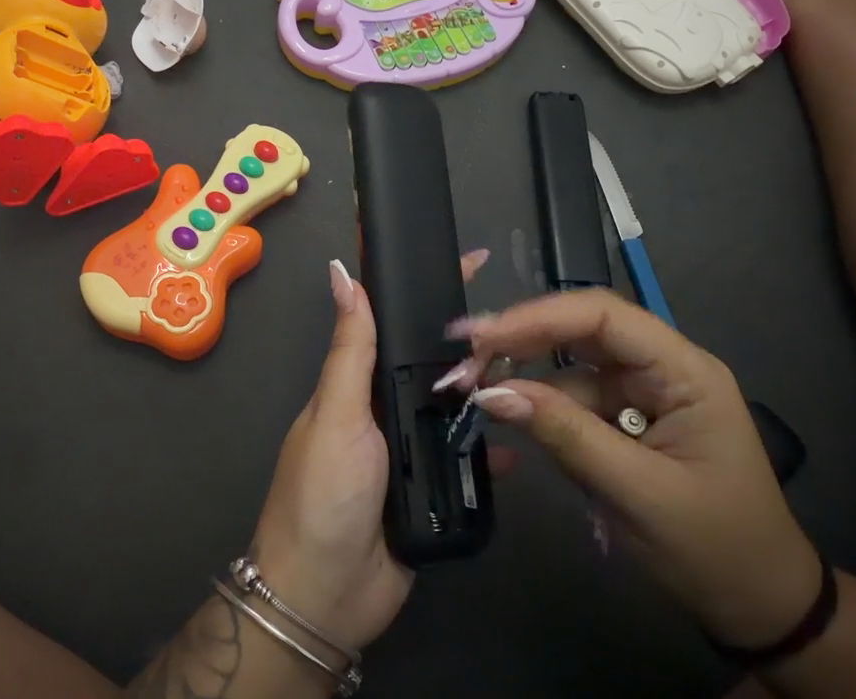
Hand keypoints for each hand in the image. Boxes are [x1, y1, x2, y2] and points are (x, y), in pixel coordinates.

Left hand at [249, 251, 486, 652]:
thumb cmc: (324, 492)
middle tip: (521, 333)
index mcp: (357, 386)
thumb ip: (349, 349)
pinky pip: (469, 461)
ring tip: (531, 380)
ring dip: (489, 396)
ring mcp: (411, 452)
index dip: (426, 291)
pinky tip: (520, 442)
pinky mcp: (435, 491)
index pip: (394, 324)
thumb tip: (341, 272)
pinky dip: (492, 451)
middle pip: (435, 367)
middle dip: (472, 348)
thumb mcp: (336, 414)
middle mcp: (385, 411)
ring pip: (458, 411)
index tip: (470, 261)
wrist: (328, 594)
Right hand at [443, 289, 818, 648]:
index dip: (538, 317)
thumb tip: (491, 394)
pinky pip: (572, 402)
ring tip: (470, 387)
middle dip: (521, 339)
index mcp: (684, 371)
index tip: (482, 337)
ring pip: (570, 367)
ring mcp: (641, 396)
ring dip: (522, 376)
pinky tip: (504, 415)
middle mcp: (661, 369)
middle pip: (581, 331)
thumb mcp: (638, 492)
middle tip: (463, 358)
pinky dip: (536, 408)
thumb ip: (565, 436)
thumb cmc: (715, 547)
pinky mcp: (624, 422)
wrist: (757, 605)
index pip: (604, 316)